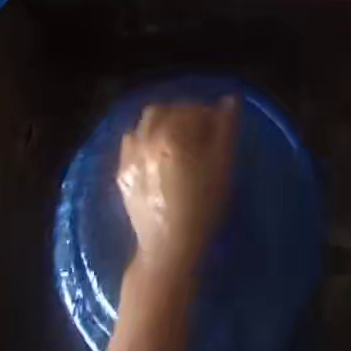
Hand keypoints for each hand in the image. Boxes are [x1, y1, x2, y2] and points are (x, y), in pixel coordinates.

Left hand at [116, 98, 239, 275]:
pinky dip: (143, 138)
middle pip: (163, 110)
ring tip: (177, 141)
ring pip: (144, 124)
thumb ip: (226, 129)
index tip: (220, 126)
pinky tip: (156, 154)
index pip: (191, 110)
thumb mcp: (222, 166)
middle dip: (182, 114)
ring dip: (161, 123)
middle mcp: (145, 139)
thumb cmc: (203, 207)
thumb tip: (229, 100)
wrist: (169, 250)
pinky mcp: (121, 173)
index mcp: (170, 134)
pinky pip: (130, 142)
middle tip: (199, 131)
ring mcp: (129, 156)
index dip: (209, 115)